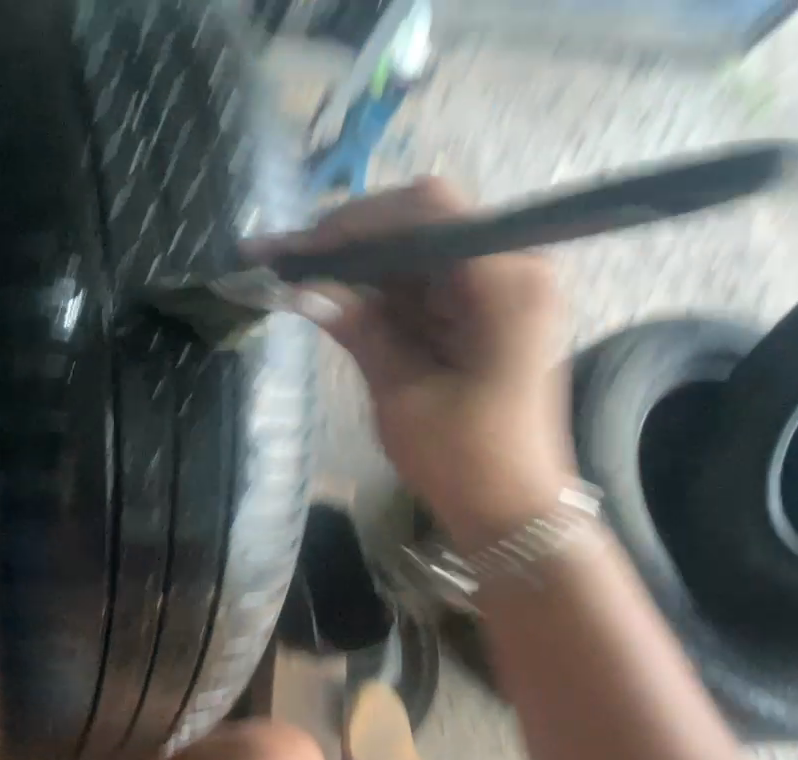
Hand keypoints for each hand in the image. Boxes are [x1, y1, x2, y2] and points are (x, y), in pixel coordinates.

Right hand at [250, 178, 573, 545]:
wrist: (513, 510)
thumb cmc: (464, 460)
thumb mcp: (402, 393)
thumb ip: (360, 329)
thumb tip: (303, 288)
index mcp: (507, 283)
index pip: (429, 211)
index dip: (357, 220)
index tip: (299, 249)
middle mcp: (514, 269)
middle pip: (423, 222)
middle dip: (350, 240)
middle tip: (284, 260)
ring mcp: (501, 289)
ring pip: (417, 250)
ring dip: (357, 262)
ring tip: (293, 273)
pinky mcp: (483, 312)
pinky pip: (424, 282)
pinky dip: (378, 288)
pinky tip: (333, 295)